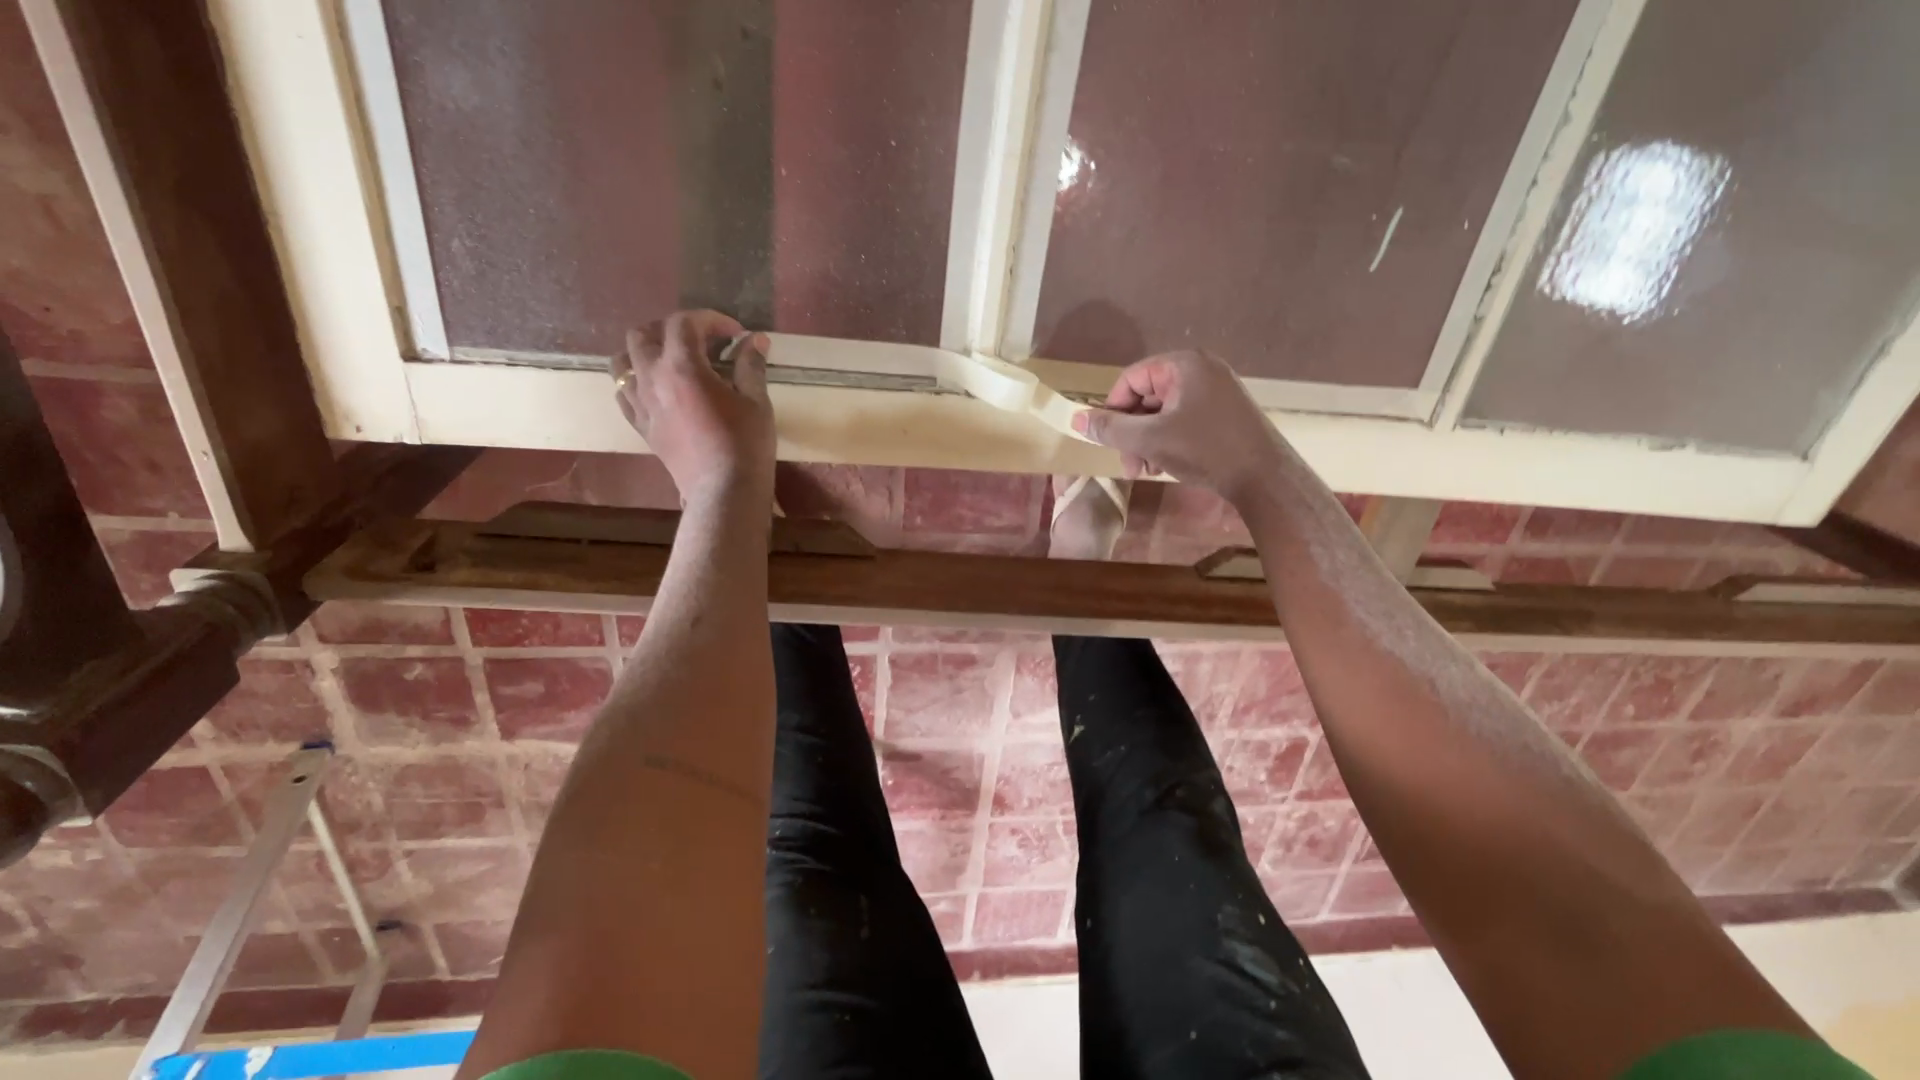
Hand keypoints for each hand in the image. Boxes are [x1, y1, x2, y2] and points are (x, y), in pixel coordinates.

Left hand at [612, 311, 773, 508]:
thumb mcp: (756, 400)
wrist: (723, 491)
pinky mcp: (641, 427)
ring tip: (670, 361)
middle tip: (699, 341)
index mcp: (682, 366)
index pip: (684, 323)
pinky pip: (623, 395)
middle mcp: (652, 378)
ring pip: (622, 362)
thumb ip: (751, 365)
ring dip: (644, 353)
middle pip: (642, 334)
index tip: (735, 334)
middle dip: (670, 329)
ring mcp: (641, 404)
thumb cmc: (745, 444)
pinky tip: (658, 391)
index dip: (710, 320)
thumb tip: (756, 340)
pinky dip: (635, 384)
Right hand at [1073, 350, 1287, 506]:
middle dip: (1132, 432)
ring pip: (1164, 412)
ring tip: (1145, 470)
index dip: (1113, 409)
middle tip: (1129, 465)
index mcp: (1185, 365)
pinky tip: (1164, 466)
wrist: (1265, 478)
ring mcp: (1217, 391)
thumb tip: (1076, 419)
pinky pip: (1184, 420)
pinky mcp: (1226, 413)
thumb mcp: (1150, 440)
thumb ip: (1111, 429)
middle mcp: (1203, 370)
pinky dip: (1168, 440)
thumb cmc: (1205, 450)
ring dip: (1147, 441)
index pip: (1131, 379)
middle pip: (1148, 396)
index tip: (1107, 440)